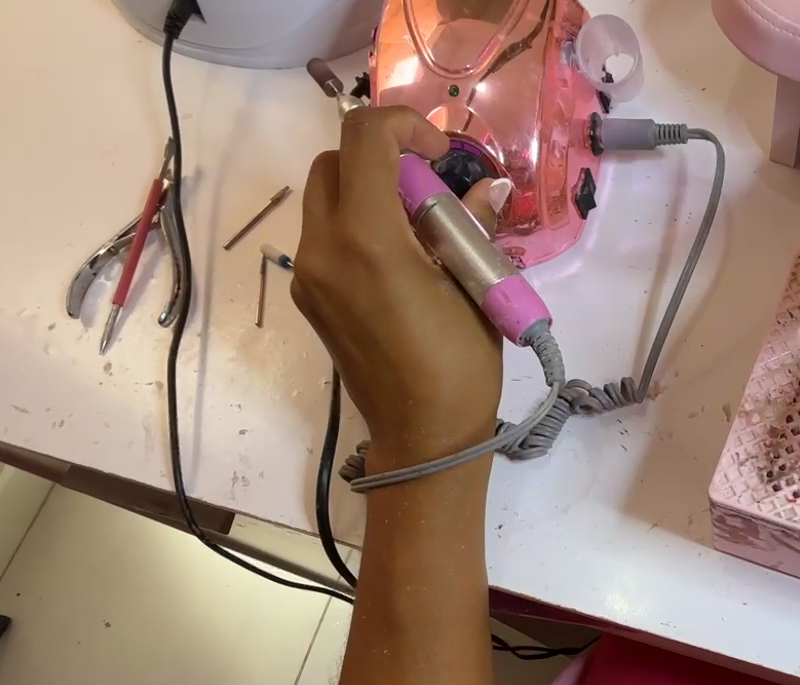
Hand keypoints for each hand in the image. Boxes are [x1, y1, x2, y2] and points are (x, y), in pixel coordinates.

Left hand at [292, 107, 513, 466]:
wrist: (424, 441)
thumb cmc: (461, 372)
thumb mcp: (478, 294)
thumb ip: (474, 231)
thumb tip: (490, 190)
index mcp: (368, 241)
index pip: (365, 139)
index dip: (405, 127)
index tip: (441, 155)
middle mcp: (323, 248)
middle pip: (335, 163)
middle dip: (383, 162)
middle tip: (431, 197)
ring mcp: (309, 275)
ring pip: (326, 199)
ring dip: (369, 195)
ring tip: (420, 236)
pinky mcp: (310, 298)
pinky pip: (326, 238)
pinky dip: (359, 229)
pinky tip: (401, 268)